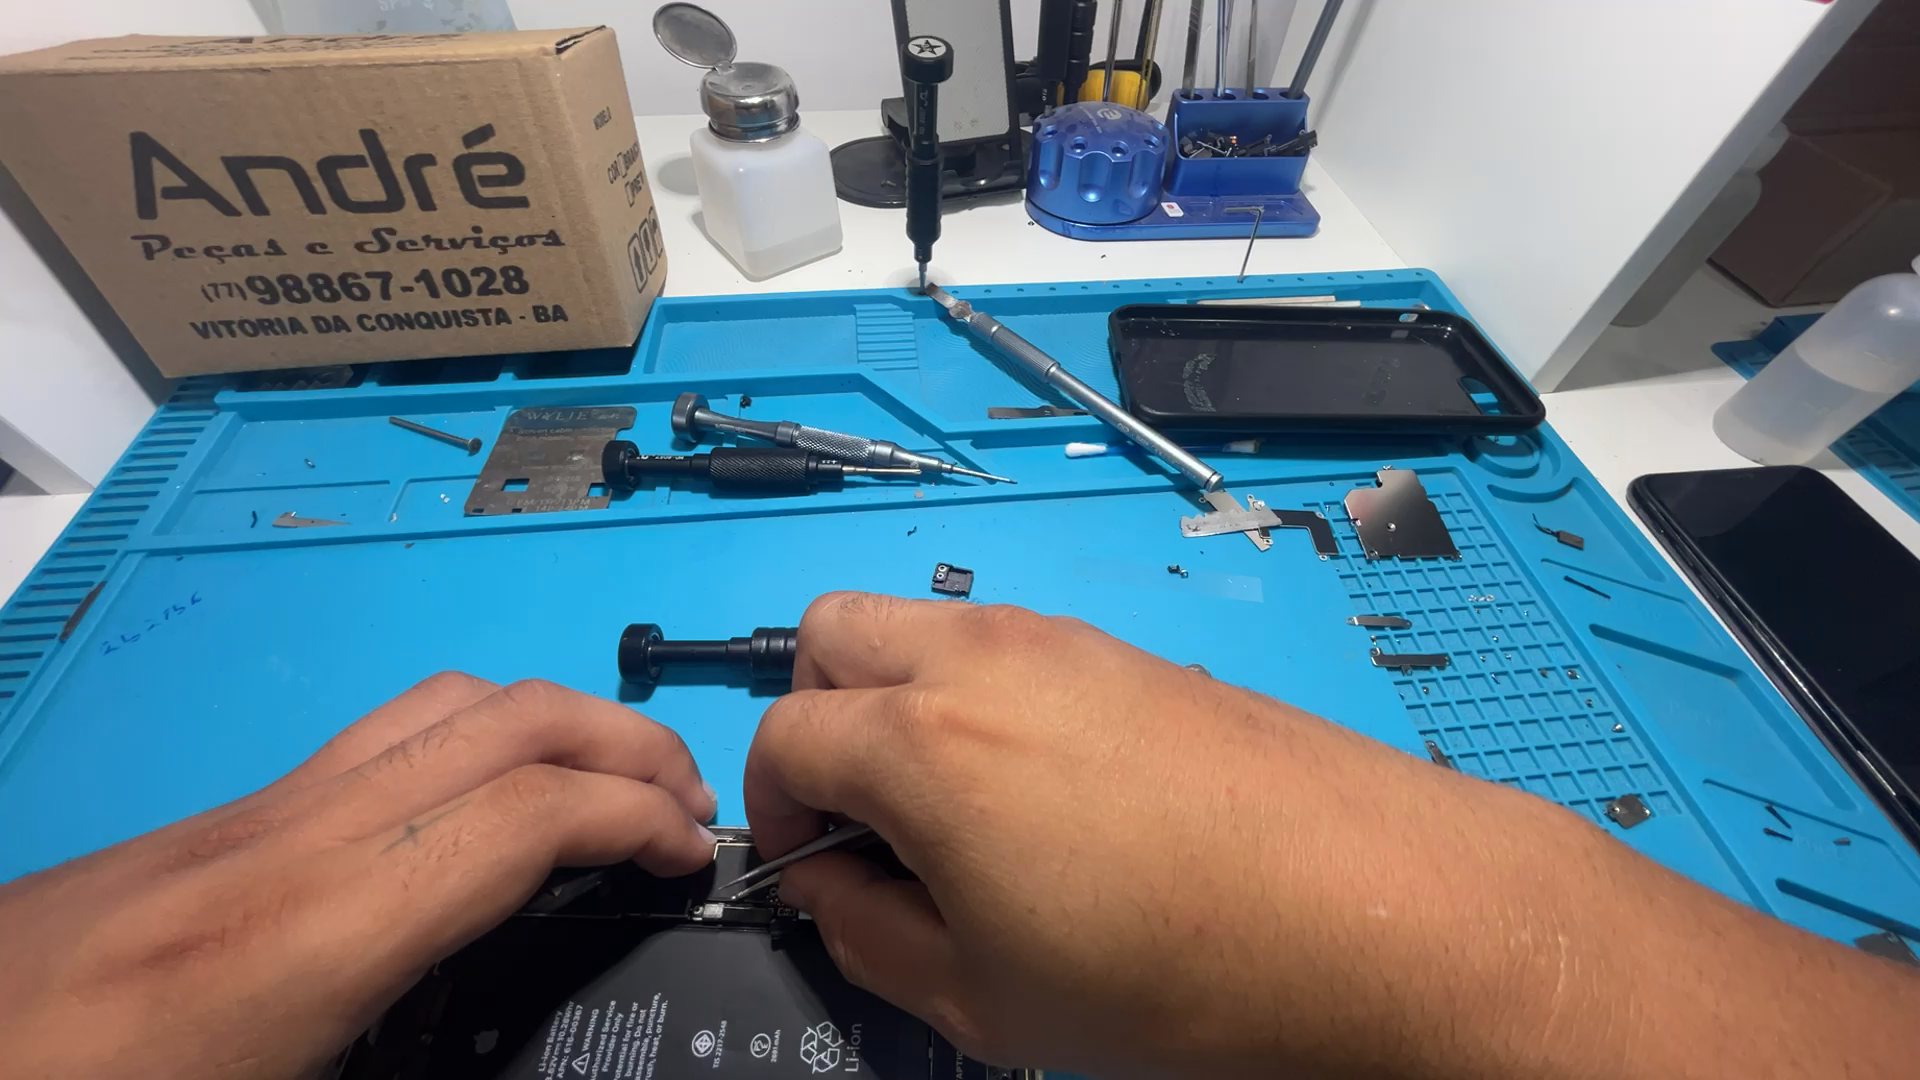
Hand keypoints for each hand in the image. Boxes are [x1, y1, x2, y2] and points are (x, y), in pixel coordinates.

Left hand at [0, 675, 716, 1078]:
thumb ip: (419, 1072)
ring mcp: (253, 810)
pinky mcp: (225, 815)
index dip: (640, 817)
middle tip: (688, 801)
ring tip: (618, 778)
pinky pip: (399, 729)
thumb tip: (525, 1060)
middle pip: (514, 720)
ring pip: (460, 702)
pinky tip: (501, 791)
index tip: (692, 854)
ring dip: (571, 722)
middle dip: (633, 744)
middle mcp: (289, 838)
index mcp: (300, 940)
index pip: (528, 816)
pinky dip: (495, 733)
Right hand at [744, 594, 1919, 1079]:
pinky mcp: (1106, 639)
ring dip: (892, 690)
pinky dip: (967, 684)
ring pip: (913, 620)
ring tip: (952, 787)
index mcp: (921, 739)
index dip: (774, 802)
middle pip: (829, 628)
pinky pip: (992, 636)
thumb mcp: (980, 996)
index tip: (816, 858)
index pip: (781, 730)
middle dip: (815, 709)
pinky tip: (1035, 769)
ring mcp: (1045, 633)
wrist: (1361, 897)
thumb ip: (868, 931)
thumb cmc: (1160, 970)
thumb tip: (829, 880)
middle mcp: (972, 655)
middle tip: (864, 799)